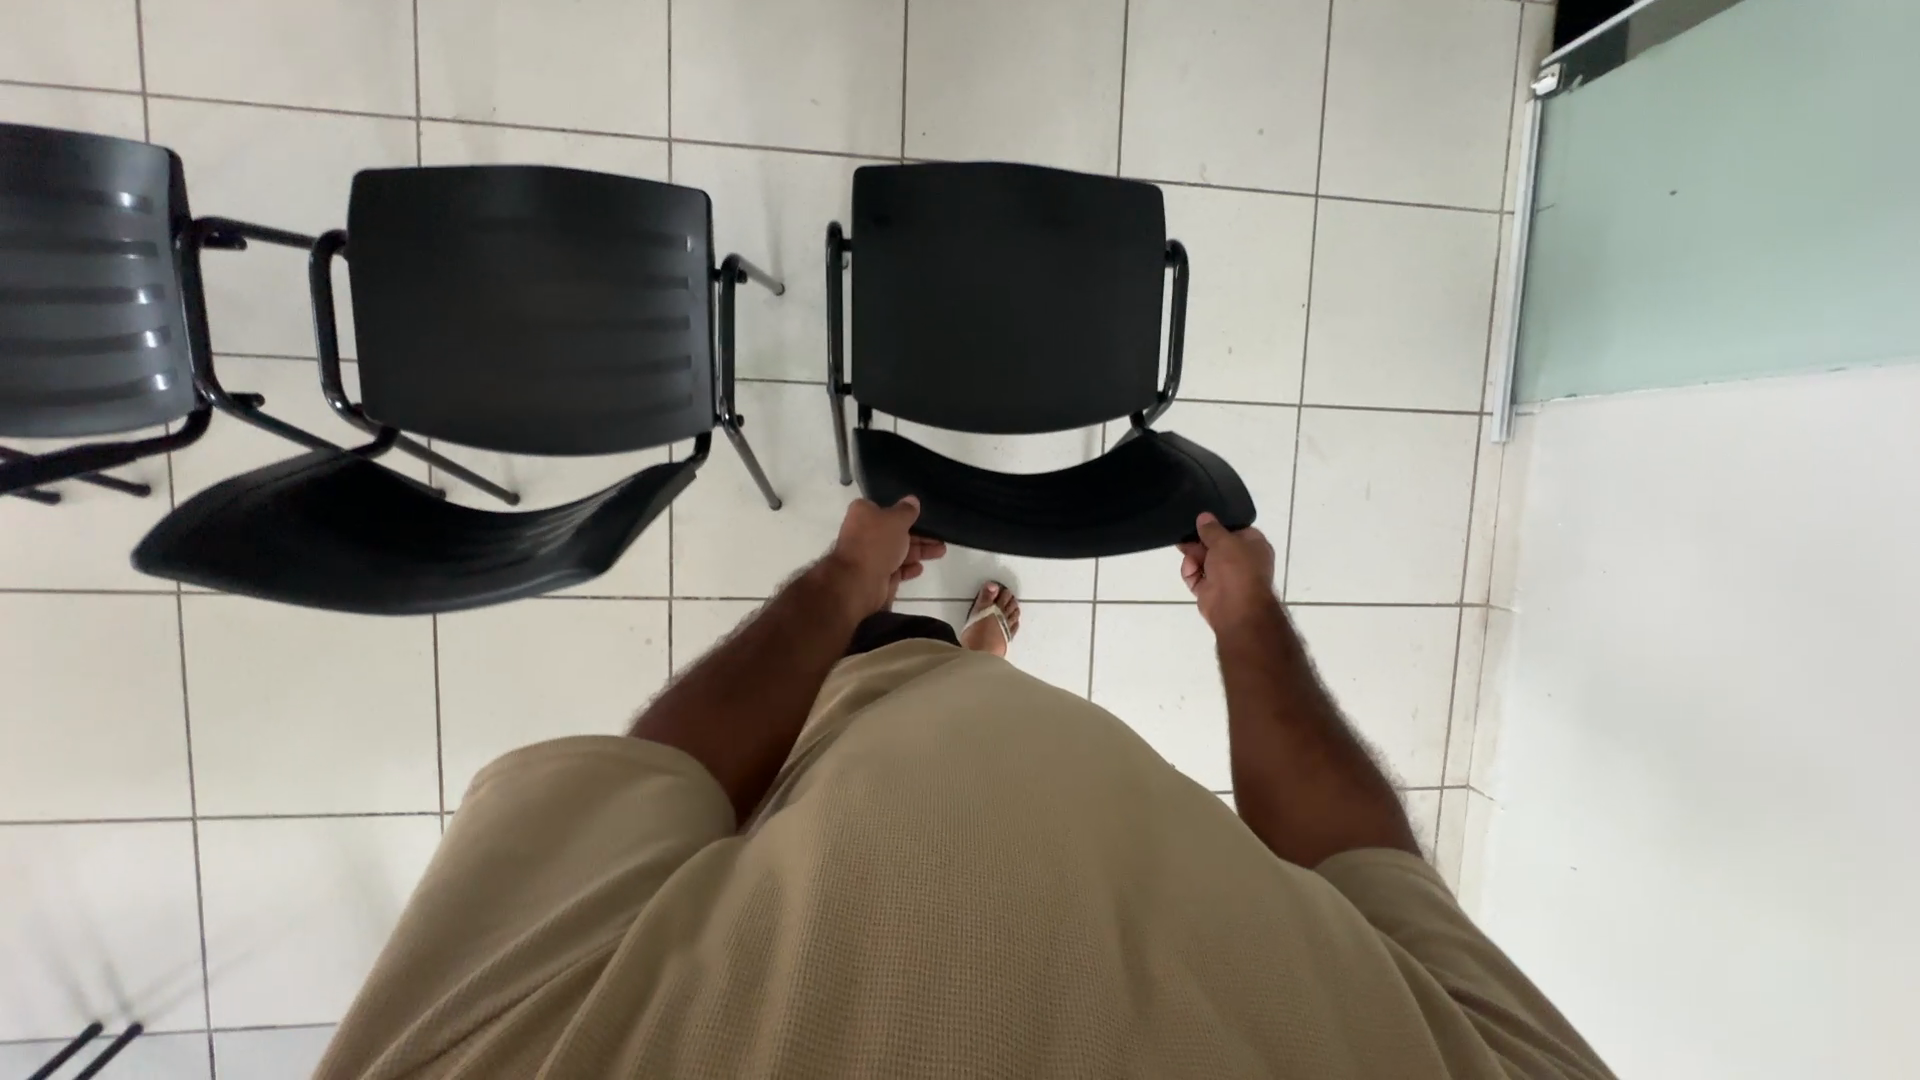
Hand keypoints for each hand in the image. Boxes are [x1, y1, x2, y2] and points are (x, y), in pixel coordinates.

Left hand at [819, 497, 946, 616]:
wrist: (859, 581)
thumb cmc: (876, 542)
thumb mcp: (896, 519)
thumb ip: (907, 510)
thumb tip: (912, 500)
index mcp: (863, 513)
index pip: (886, 508)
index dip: (904, 511)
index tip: (923, 514)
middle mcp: (865, 533)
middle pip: (896, 531)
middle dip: (919, 534)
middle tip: (940, 536)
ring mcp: (870, 556)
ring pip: (899, 551)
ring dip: (919, 551)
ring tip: (941, 551)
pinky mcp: (877, 575)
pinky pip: (897, 569)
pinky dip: (908, 568)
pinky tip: (920, 568)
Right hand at [1178, 513, 1280, 633]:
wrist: (1235, 607)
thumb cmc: (1237, 568)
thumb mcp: (1224, 540)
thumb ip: (1211, 528)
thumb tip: (1204, 517)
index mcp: (1253, 546)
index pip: (1235, 529)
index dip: (1218, 524)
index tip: (1201, 519)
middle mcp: (1240, 560)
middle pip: (1215, 545)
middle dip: (1200, 540)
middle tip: (1185, 533)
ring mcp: (1225, 576)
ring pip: (1203, 560)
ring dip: (1193, 555)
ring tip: (1183, 548)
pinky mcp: (1209, 590)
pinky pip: (1196, 576)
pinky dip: (1190, 572)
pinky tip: (1189, 568)